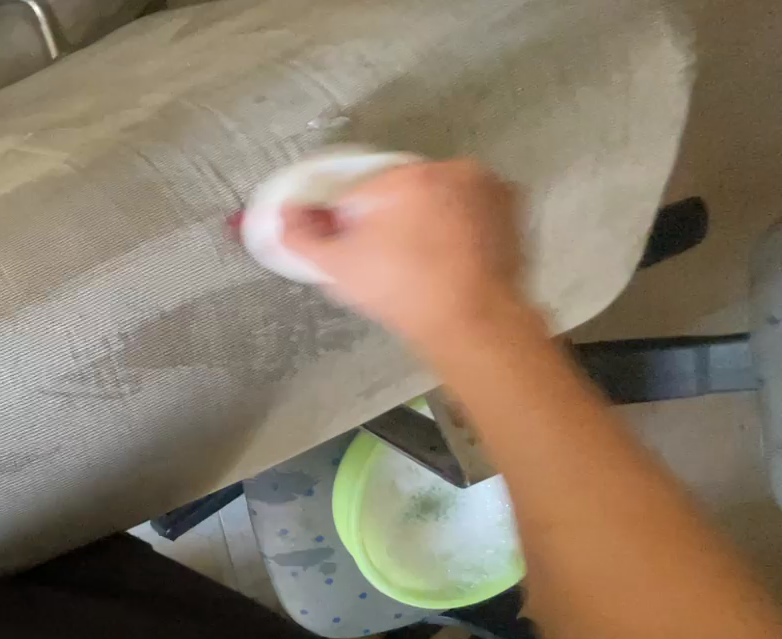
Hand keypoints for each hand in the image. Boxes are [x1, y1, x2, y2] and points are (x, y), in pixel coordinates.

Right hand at [279, 158, 534, 346]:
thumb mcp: (333, 267)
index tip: (347, 249)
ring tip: (410, 259)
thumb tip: (285, 213)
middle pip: (393, 190)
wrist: (469, 315)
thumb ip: (300, 236)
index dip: (341, 223)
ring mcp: (484, 182)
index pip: (351, 193)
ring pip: (430, 196)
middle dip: (379, 218)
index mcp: (400, 178)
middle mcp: (447, 168)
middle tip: (377, 258)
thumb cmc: (398, 289)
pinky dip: (449, 222)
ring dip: (415, 218)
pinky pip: (464, 204)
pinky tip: (439, 254)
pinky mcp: (510, 201)